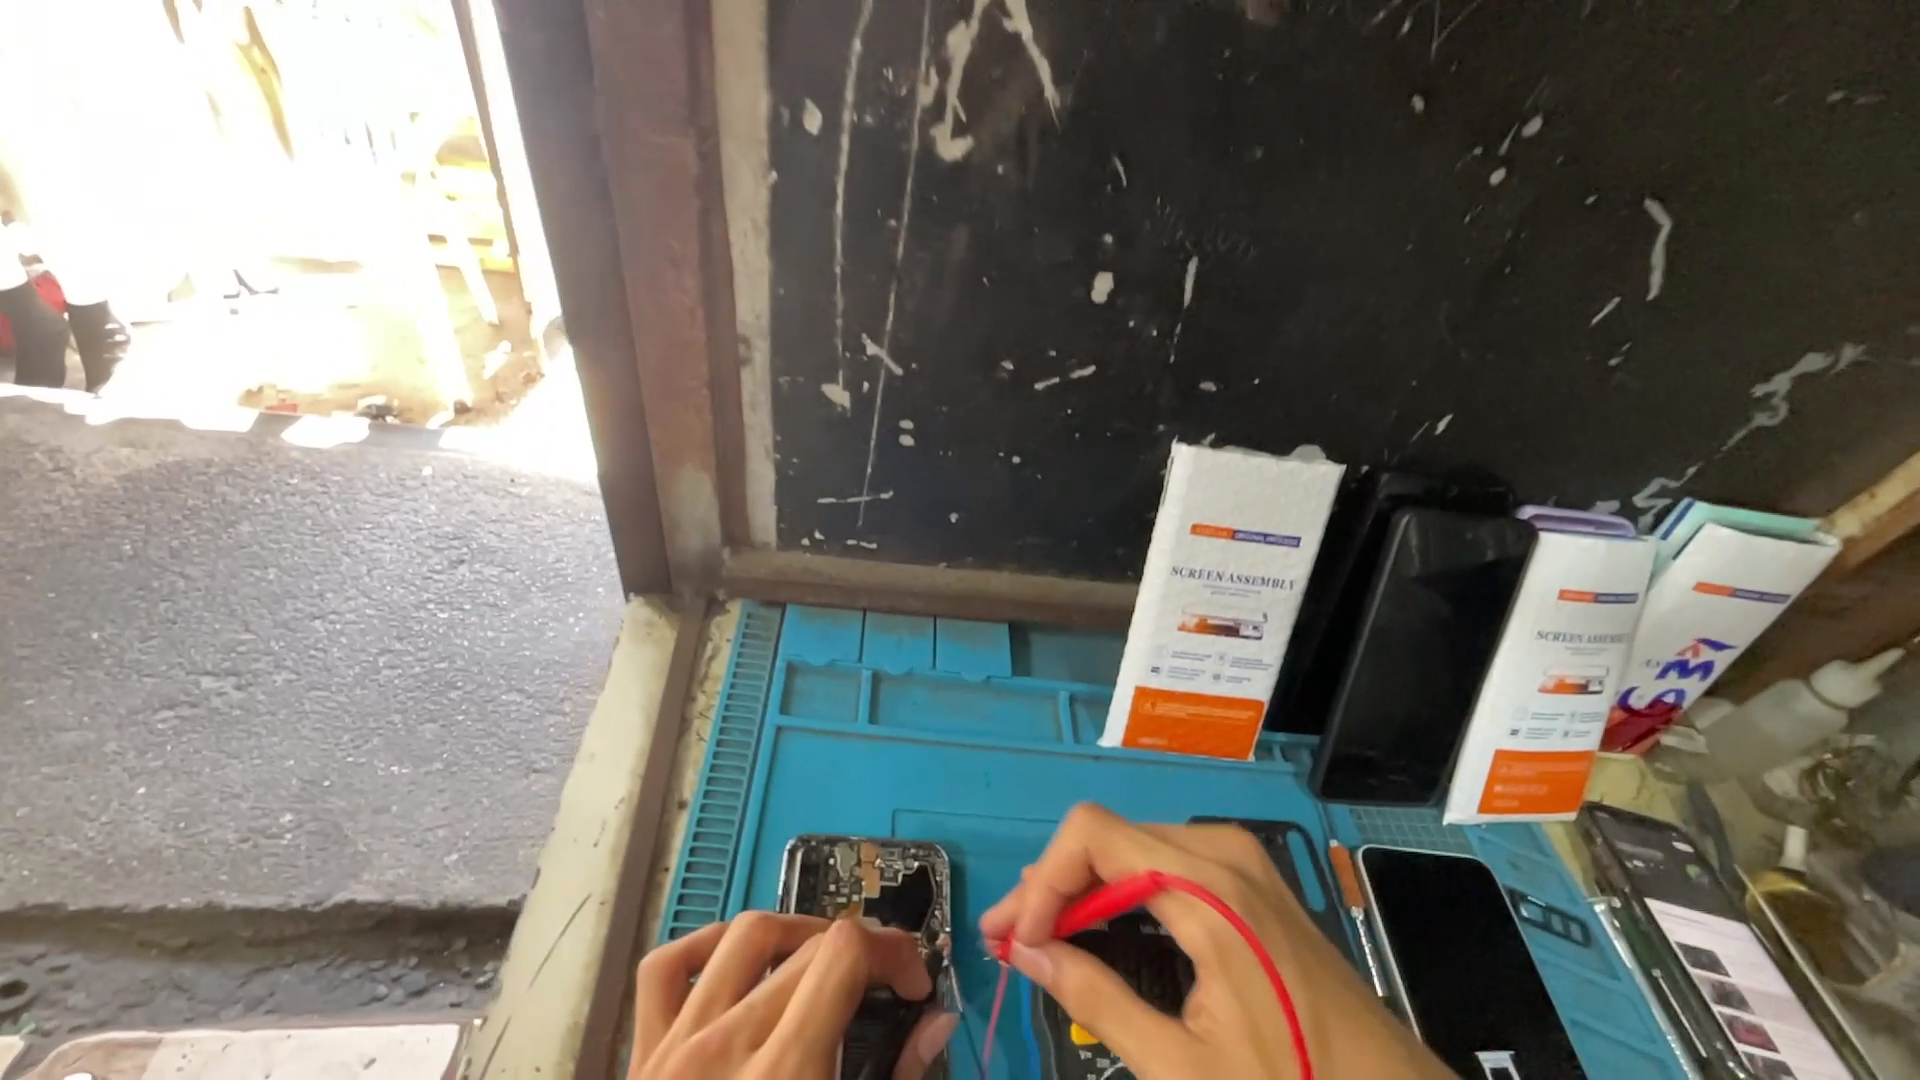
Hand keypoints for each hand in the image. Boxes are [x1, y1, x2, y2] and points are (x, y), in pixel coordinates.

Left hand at [629, 913, 959, 1079]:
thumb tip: (935, 1021)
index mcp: (784, 1073)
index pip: (844, 954)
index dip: (894, 952)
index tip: (913, 985)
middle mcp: (726, 1045)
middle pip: (808, 945)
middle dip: (862, 950)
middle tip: (884, 982)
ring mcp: (674, 1047)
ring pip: (743, 935)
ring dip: (796, 932)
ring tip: (823, 958)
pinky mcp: (640, 1058)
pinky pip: (666, 968)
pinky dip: (706, 945)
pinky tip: (738, 961)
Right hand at [980, 804, 1449, 1078]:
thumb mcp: (1183, 1066)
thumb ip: (1095, 999)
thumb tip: (1028, 951)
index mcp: (1207, 886)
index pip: (1093, 835)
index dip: (1043, 879)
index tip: (1015, 937)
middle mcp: (1220, 850)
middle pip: (1107, 837)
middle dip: (1052, 886)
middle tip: (1010, 939)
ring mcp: (1238, 860)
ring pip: (1130, 847)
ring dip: (1081, 888)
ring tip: (1041, 936)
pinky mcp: (1246, 878)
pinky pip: (1161, 863)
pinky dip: (1119, 891)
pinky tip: (1095, 926)